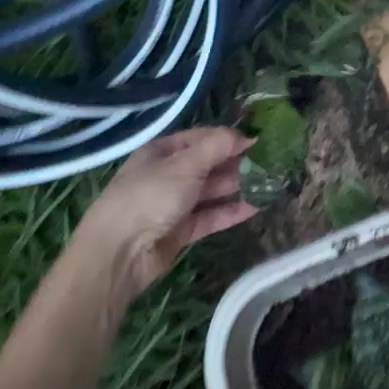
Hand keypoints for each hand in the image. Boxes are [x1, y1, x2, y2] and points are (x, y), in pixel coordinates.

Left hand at [75, 127, 258, 299]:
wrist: (119, 254)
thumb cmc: (150, 196)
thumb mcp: (185, 164)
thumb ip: (218, 147)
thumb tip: (248, 134)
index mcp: (162, 152)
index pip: (201, 138)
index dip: (228, 139)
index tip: (257, 141)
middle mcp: (169, 175)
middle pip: (208, 164)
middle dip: (236, 163)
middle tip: (268, 164)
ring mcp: (174, 204)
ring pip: (211, 191)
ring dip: (237, 187)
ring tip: (269, 184)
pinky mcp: (181, 231)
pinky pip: (210, 216)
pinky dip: (231, 212)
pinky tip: (255, 207)